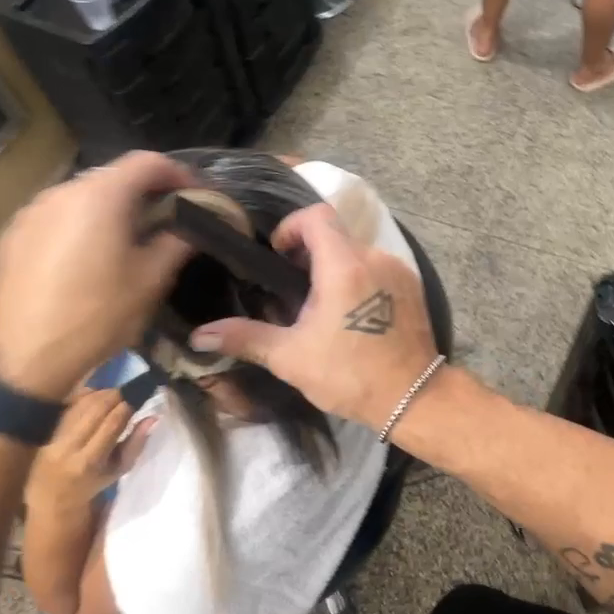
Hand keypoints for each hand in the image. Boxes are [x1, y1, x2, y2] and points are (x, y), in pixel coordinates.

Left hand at [0, 152, 195, 400]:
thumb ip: (178, 240)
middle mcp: (61, 192)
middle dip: (145, 191)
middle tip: (168, 218)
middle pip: (113, 175)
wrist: (23, 365)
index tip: (197, 197)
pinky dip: (80, 224)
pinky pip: (56, 217)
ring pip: (83, 195)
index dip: (179, 174)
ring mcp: (31, 214)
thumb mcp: (151, 279)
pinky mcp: (12, 238)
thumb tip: (194, 224)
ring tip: (129, 238)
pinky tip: (89, 257)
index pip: (148, 162)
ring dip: (111, 207)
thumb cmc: (97, 318)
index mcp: (99, 196)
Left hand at [27, 390, 149, 510]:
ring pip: (82, 404)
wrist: (52, 498)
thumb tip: (152, 417)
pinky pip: (69, 406)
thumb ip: (136, 443)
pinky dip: (85, 397)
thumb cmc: (92, 485)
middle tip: (129, 392)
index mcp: (88, 462)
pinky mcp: (47, 432)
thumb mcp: (118, 470)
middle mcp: (68, 448)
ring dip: (101, 394)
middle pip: (96, 409)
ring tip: (115, 395)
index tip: (139, 397)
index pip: (112, 423)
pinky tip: (97, 397)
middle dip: (116, 395)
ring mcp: (54, 439)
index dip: (128, 405)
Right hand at [189, 204, 437, 431]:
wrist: (414, 396)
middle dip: (309, 254)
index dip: (291, 228)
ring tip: (319, 306)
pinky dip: (358, 278)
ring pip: (357, 251)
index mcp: (344, 266)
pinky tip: (349, 314)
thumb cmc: (349, 375)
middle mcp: (374, 257)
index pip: (316, 216)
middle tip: (291, 289)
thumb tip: (199, 336)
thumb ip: (245, 337)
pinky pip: (377, 266)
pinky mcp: (412, 284)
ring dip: (334, 267)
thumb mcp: (291, 357)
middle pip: (335, 234)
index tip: (277, 256)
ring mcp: (398, 269)